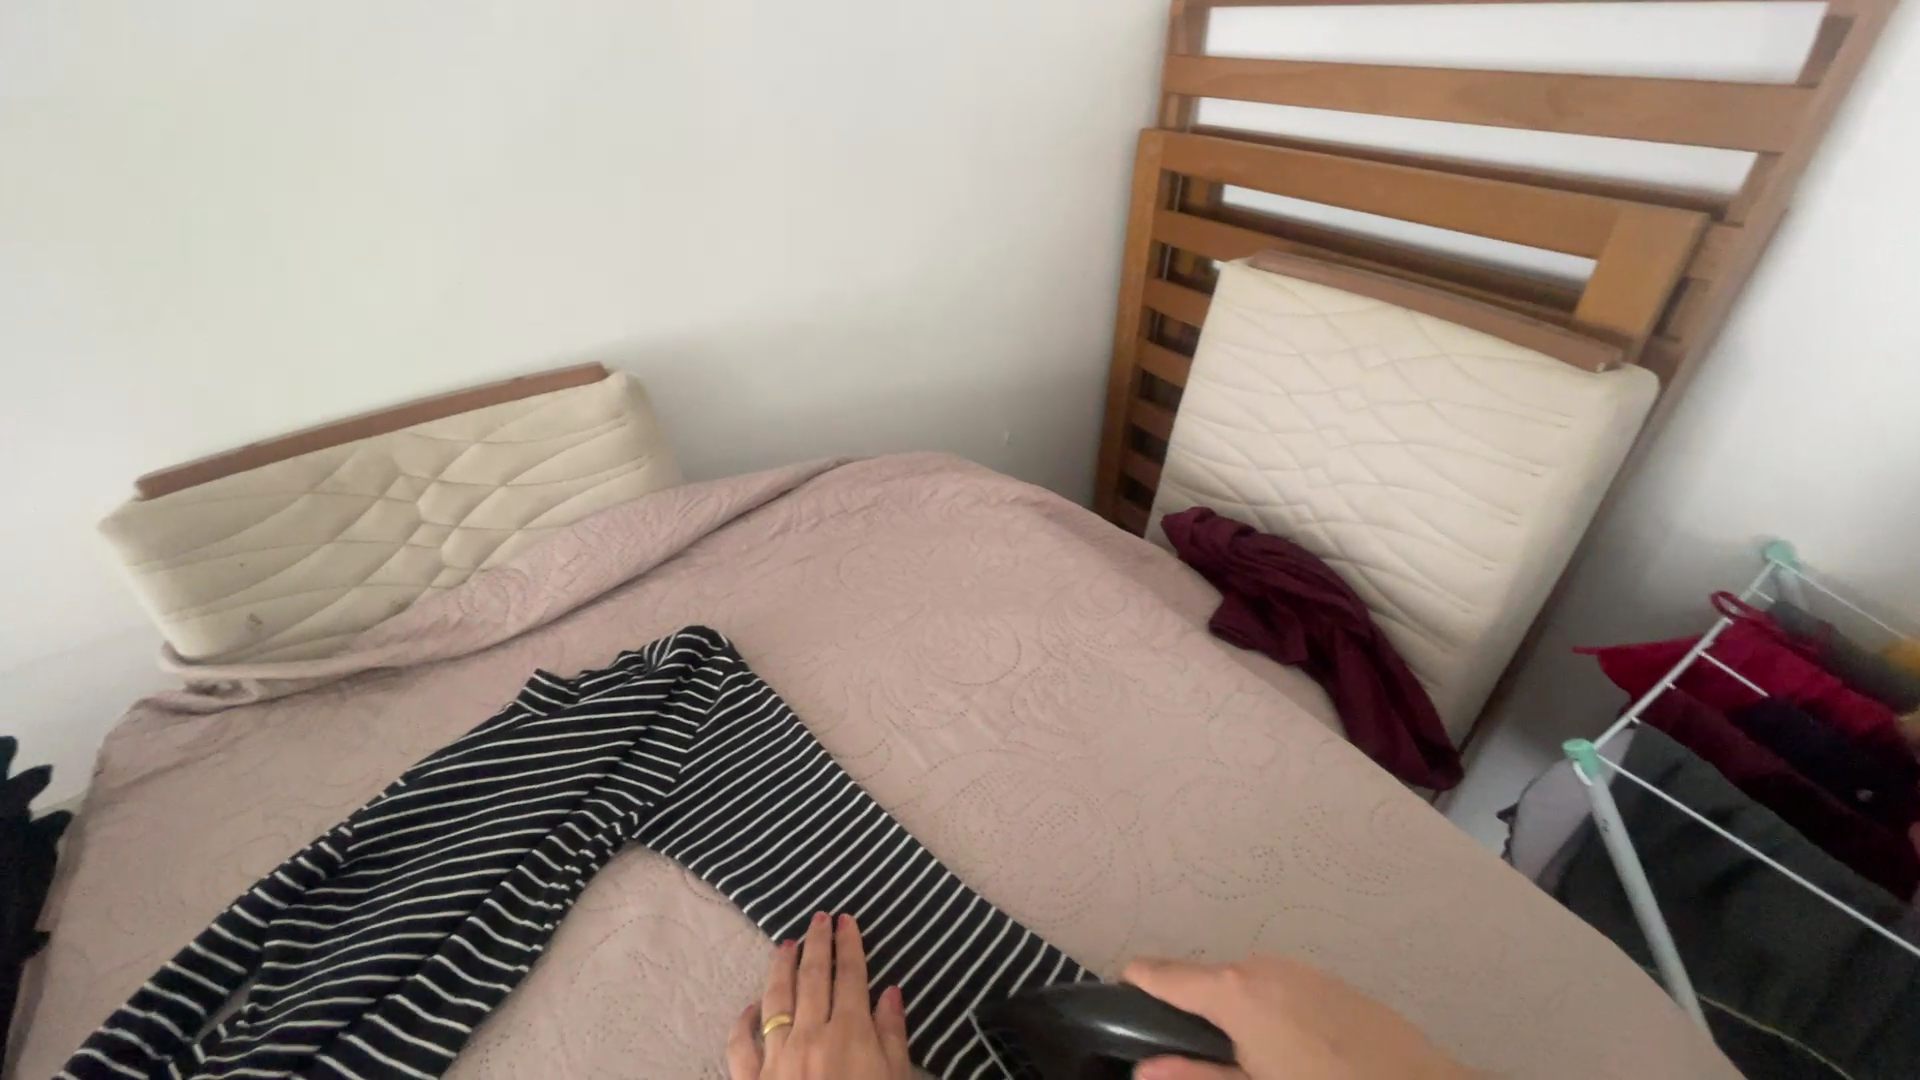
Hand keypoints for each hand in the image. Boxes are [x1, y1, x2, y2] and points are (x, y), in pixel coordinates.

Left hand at [727, 912, 911, 1079]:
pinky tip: (749, 1007)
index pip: (850, 975)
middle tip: (818, 918)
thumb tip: (890, 993)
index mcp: (850, 1033)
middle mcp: (811, 1036)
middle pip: (812, 977)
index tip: (846, 920)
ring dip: (781, 968)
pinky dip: (743, 1022)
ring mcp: (777, 1060)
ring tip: (784, 945)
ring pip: (775, 999)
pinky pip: (740, 1047)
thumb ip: (892, 1036)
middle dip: (817, 943)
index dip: (849, 944)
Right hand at [1122, 955, 1475, 1079]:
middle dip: (1193, 1018)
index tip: (1122, 1008)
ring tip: (1256, 1068)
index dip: (1137, 988)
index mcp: (1232, 990)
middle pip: (1203, 982)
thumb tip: (1141, 1068)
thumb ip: (1196, 1078)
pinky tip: (1298, 1061)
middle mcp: (1259, 965)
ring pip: (1244, 988)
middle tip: (1203, 1066)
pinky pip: (1280, 991)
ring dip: (1234, 1019)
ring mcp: (1300, 969)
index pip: (1161, 973)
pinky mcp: (1332, 982)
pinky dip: (1270, 1016)